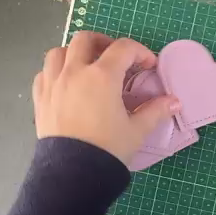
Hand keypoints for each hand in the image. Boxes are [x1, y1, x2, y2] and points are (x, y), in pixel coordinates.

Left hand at [33, 32, 179, 166]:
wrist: (73, 175)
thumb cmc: (108, 150)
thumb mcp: (137, 131)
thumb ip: (156, 111)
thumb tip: (174, 102)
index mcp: (102, 76)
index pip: (123, 48)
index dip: (140, 52)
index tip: (148, 65)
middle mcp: (75, 73)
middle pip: (85, 39)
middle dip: (103, 43)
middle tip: (116, 58)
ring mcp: (54, 84)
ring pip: (59, 52)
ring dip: (74, 53)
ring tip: (87, 66)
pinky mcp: (41, 99)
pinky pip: (44, 73)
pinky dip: (56, 71)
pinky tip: (66, 84)